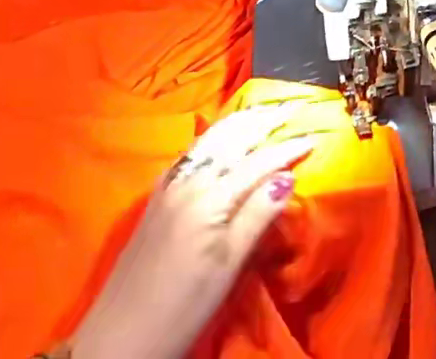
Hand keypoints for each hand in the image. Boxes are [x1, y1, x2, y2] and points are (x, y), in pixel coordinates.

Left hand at [70, 106, 315, 358]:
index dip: (286, 149)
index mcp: (210, 196)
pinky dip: (215, 136)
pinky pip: (193, 150)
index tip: (312, 137)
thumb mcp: (228, 265)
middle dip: (262, 121)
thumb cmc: (184, 304)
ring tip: (261, 112)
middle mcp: (189, 178)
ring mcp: (171, 181)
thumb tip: (287, 177)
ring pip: (211, 139)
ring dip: (238, 123)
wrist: (122, 329)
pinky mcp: (159, 191)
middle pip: (231, 139)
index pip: (257, 163)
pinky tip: (221, 136)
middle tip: (288, 106)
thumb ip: (256, 216)